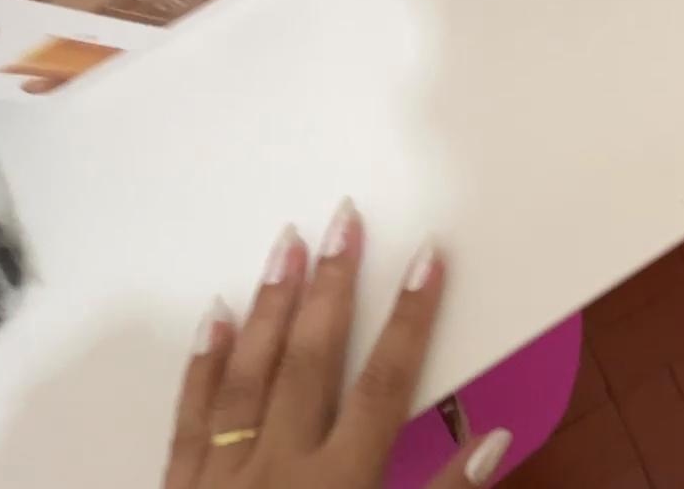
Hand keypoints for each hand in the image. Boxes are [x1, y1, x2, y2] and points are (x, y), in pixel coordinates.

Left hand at [165, 201, 509, 488]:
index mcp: (337, 484)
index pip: (385, 381)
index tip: (429, 255)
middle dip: (333, 287)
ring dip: (270, 307)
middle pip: (311, 362)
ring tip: (284, 245)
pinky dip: (201, 367)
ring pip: (247, 378)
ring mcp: (219, 481)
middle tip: (343, 221)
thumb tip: (494, 436)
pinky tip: (214, 317)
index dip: (413, 316)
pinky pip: (188, 423)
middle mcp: (276, 471)